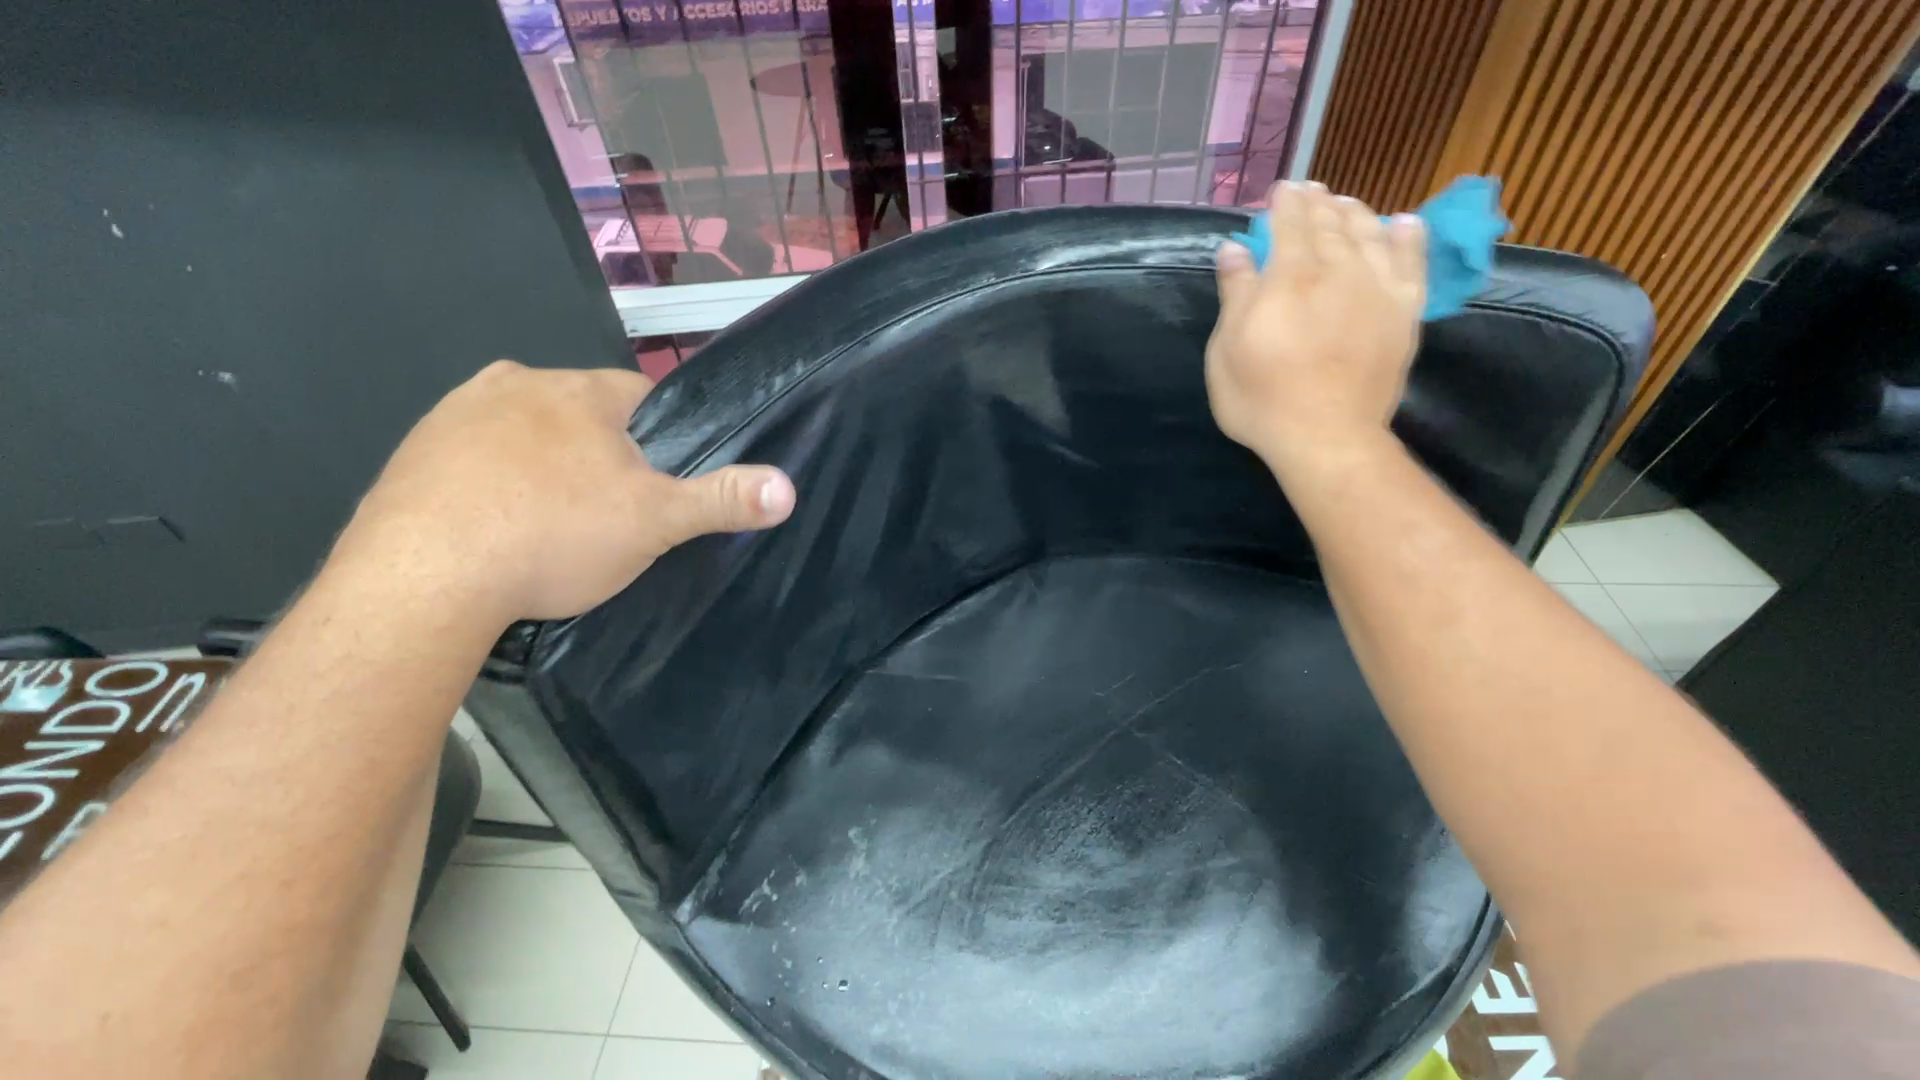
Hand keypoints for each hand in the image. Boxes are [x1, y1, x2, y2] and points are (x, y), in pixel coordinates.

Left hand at [331, 361, 794, 623]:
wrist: (424, 578)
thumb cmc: (553, 537)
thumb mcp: (654, 524)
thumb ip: (722, 500)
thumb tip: (789, 487)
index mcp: (581, 390)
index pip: (642, 397)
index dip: (659, 440)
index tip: (657, 483)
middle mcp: (516, 382)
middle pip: (581, 414)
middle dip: (599, 453)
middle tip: (606, 514)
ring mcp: (455, 413)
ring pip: (524, 434)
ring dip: (542, 465)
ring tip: (548, 526)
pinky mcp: (413, 451)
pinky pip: (472, 459)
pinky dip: (490, 483)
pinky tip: (495, 528)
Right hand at [1206, 181, 1426, 472]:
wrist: (1326, 436)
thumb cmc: (1262, 398)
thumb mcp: (1227, 349)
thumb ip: (1235, 293)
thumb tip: (1235, 247)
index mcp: (1289, 276)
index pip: (1289, 223)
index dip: (1284, 203)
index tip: (1280, 190)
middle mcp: (1337, 270)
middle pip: (1330, 223)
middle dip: (1318, 203)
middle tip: (1312, 191)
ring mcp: (1377, 289)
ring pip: (1370, 234)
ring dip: (1356, 213)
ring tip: (1347, 204)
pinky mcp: (1404, 313)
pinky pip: (1413, 263)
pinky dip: (1408, 239)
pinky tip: (1403, 224)